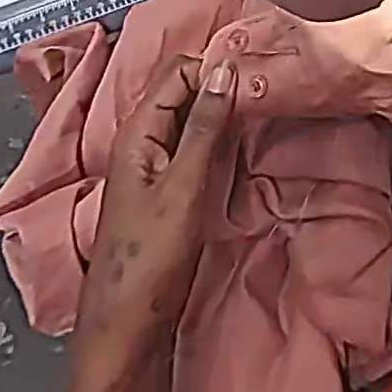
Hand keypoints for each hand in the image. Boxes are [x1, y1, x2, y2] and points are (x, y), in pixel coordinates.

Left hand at [67, 54, 235, 391]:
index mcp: (139, 129)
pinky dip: (220, 131)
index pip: (180, 71)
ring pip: (194, 113)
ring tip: (259, 110)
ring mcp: (158, 157)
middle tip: (262, 91)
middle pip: (186, 88)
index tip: (253, 77)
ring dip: (223, 108)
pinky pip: (197, 138)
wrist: (130, 323)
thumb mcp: (184, 184)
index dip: (215, 68)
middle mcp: (146, 135)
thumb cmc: (151, 255)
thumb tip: (225, 69)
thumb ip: (206, 124)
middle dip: (222, 84)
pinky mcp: (171, 178)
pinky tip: (243, 138)